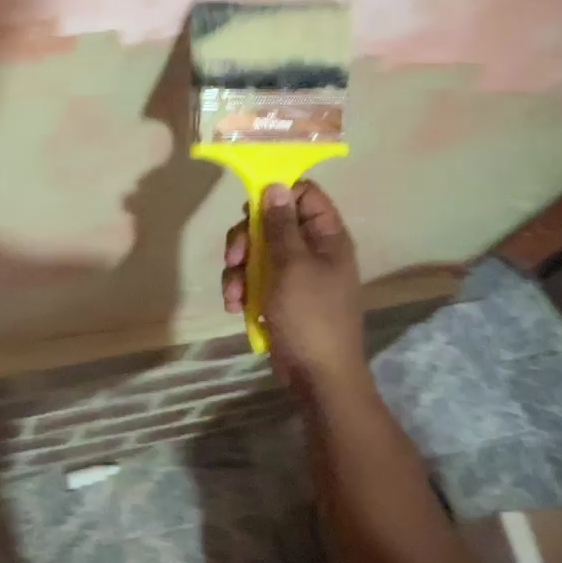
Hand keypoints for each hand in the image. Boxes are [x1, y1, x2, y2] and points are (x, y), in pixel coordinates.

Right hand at [223, 181, 369, 392]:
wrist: (318, 376)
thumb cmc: (311, 317)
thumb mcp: (292, 266)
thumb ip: (280, 226)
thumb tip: (275, 186)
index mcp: (327, 237)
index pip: (304, 195)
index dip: (276, 195)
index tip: (248, 208)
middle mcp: (313, 251)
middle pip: (271, 223)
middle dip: (246, 239)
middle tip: (233, 258)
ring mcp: (295, 276)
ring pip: (257, 253)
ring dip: (239, 271)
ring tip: (234, 295)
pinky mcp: (280, 298)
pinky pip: (255, 280)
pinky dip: (242, 290)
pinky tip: (236, 307)